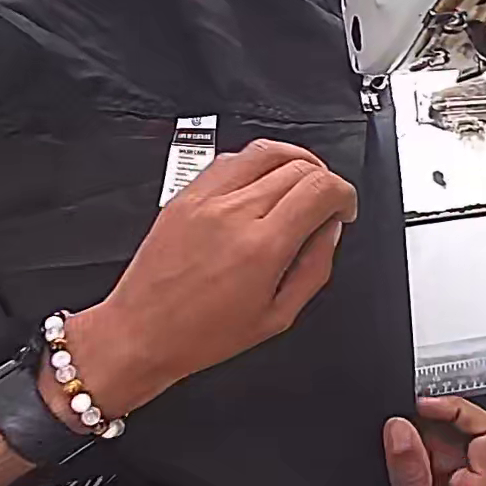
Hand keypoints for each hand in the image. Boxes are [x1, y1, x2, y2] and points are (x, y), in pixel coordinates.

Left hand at [55, 139, 357, 419]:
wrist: (141, 332)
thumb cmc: (200, 334)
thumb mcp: (276, 317)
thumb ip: (314, 269)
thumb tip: (330, 233)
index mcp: (261, 247)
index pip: (321, 188)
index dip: (344, 194)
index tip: (343, 208)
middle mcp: (233, 214)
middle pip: (299, 165)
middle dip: (325, 179)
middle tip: (326, 203)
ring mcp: (206, 200)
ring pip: (266, 150)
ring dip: (295, 160)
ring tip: (301, 183)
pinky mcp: (184, 196)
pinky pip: (229, 159)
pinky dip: (257, 162)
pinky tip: (262, 181)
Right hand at [384, 397, 485, 485]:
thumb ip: (408, 475)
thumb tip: (398, 427)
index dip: (454, 410)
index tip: (418, 406)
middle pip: (466, 440)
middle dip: (428, 432)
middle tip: (392, 434)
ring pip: (450, 458)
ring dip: (421, 452)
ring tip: (391, 460)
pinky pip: (441, 478)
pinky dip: (419, 472)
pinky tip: (398, 479)